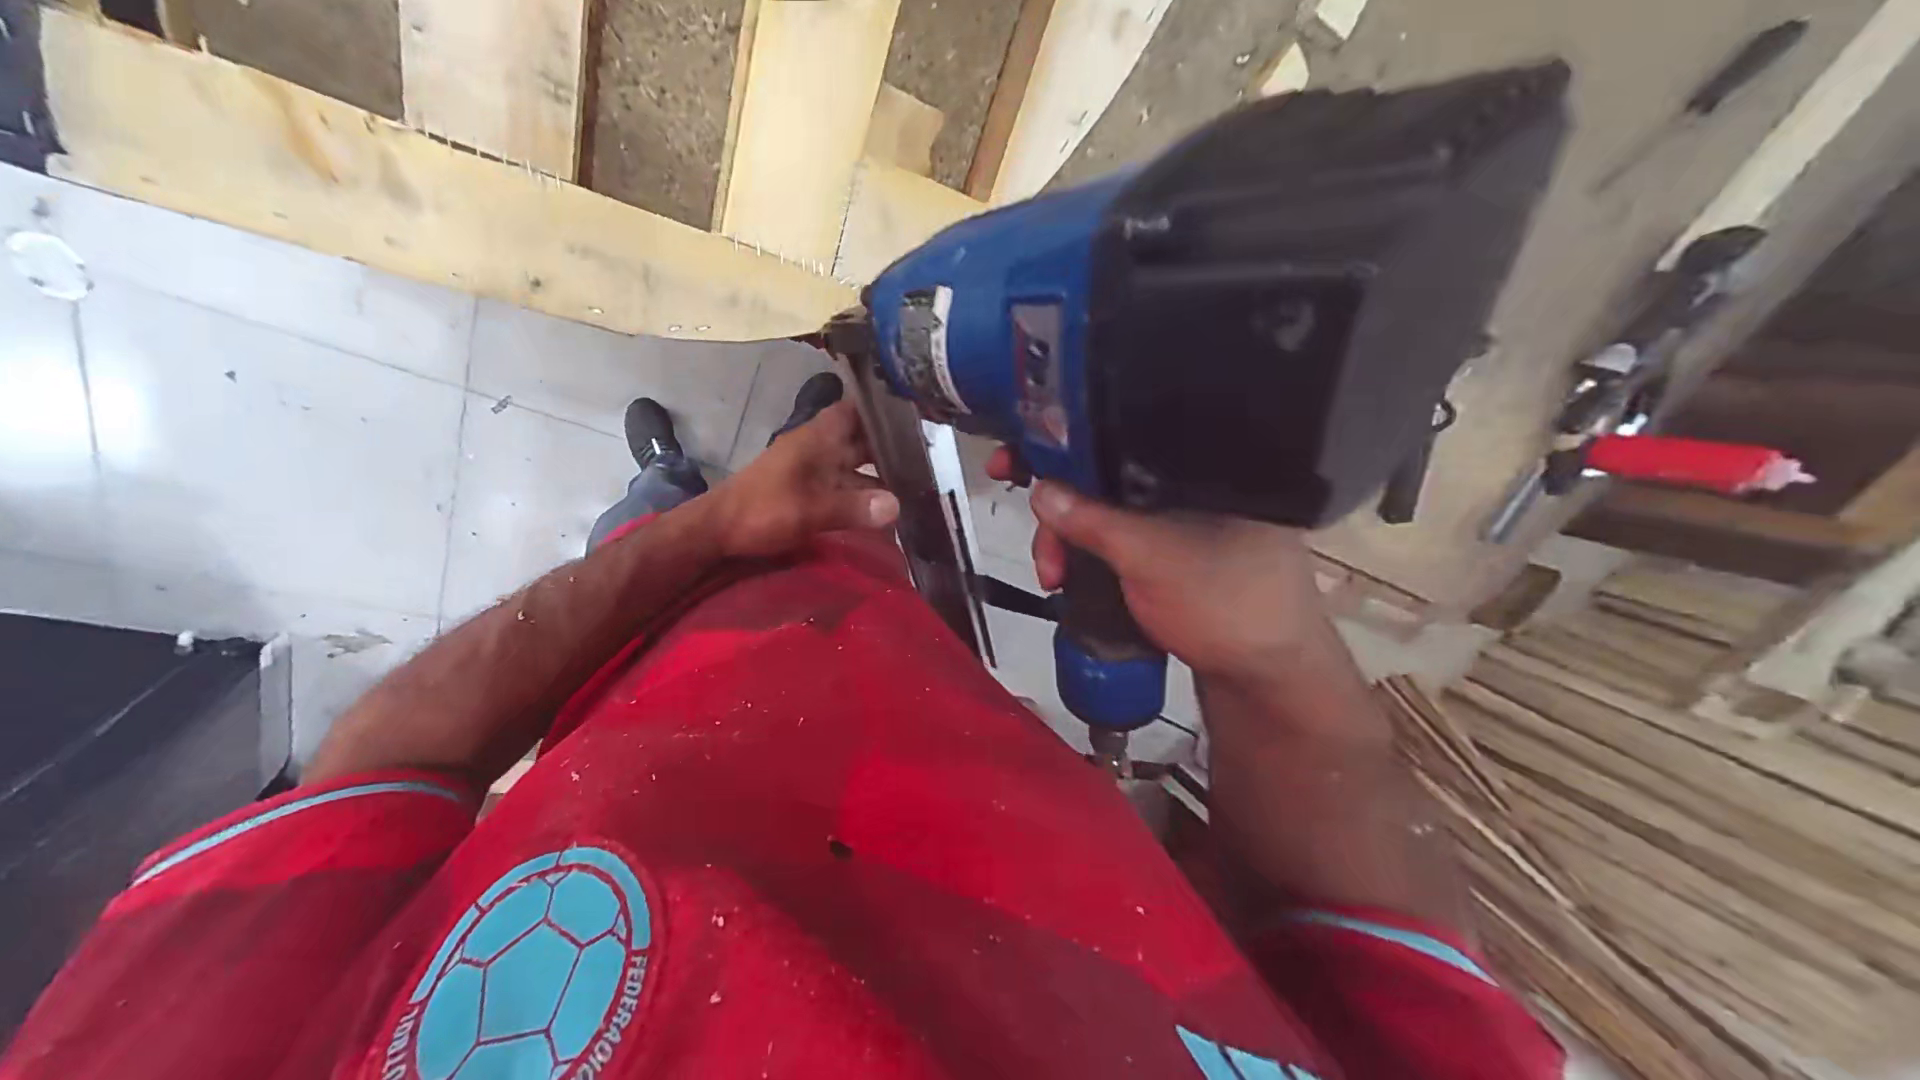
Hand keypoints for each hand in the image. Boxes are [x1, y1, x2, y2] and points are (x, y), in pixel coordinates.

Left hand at [706, 399, 899, 557]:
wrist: (719, 531)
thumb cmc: (762, 511)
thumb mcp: (811, 510)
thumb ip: (854, 507)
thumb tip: (897, 505)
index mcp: (817, 439)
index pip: (853, 410)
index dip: (880, 408)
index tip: (913, 414)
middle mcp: (817, 448)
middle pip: (859, 438)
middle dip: (889, 445)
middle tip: (928, 457)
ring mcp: (811, 470)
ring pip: (853, 465)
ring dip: (878, 474)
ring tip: (916, 486)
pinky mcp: (807, 491)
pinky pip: (843, 485)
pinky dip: (863, 493)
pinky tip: (884, 508)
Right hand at [986, 447, 1332, 693]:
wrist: (1266, 679)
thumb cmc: (1225, 604)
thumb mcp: (1151, 558)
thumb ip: (1093, 522)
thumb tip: (1040, 488)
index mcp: (1194, 466)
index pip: (1117, 435)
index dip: (1062, 442)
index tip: (1016, 454)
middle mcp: (1184, 485)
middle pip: (1099, 479)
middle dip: (1057, 514)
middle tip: (1041, 552)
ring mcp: (1174, 522)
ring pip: (1100, 515)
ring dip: (1066, 542)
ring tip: (1052, 578)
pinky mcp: (1164, 555)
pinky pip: (1111, 542)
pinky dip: (1085, 557)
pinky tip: (1066, 580)